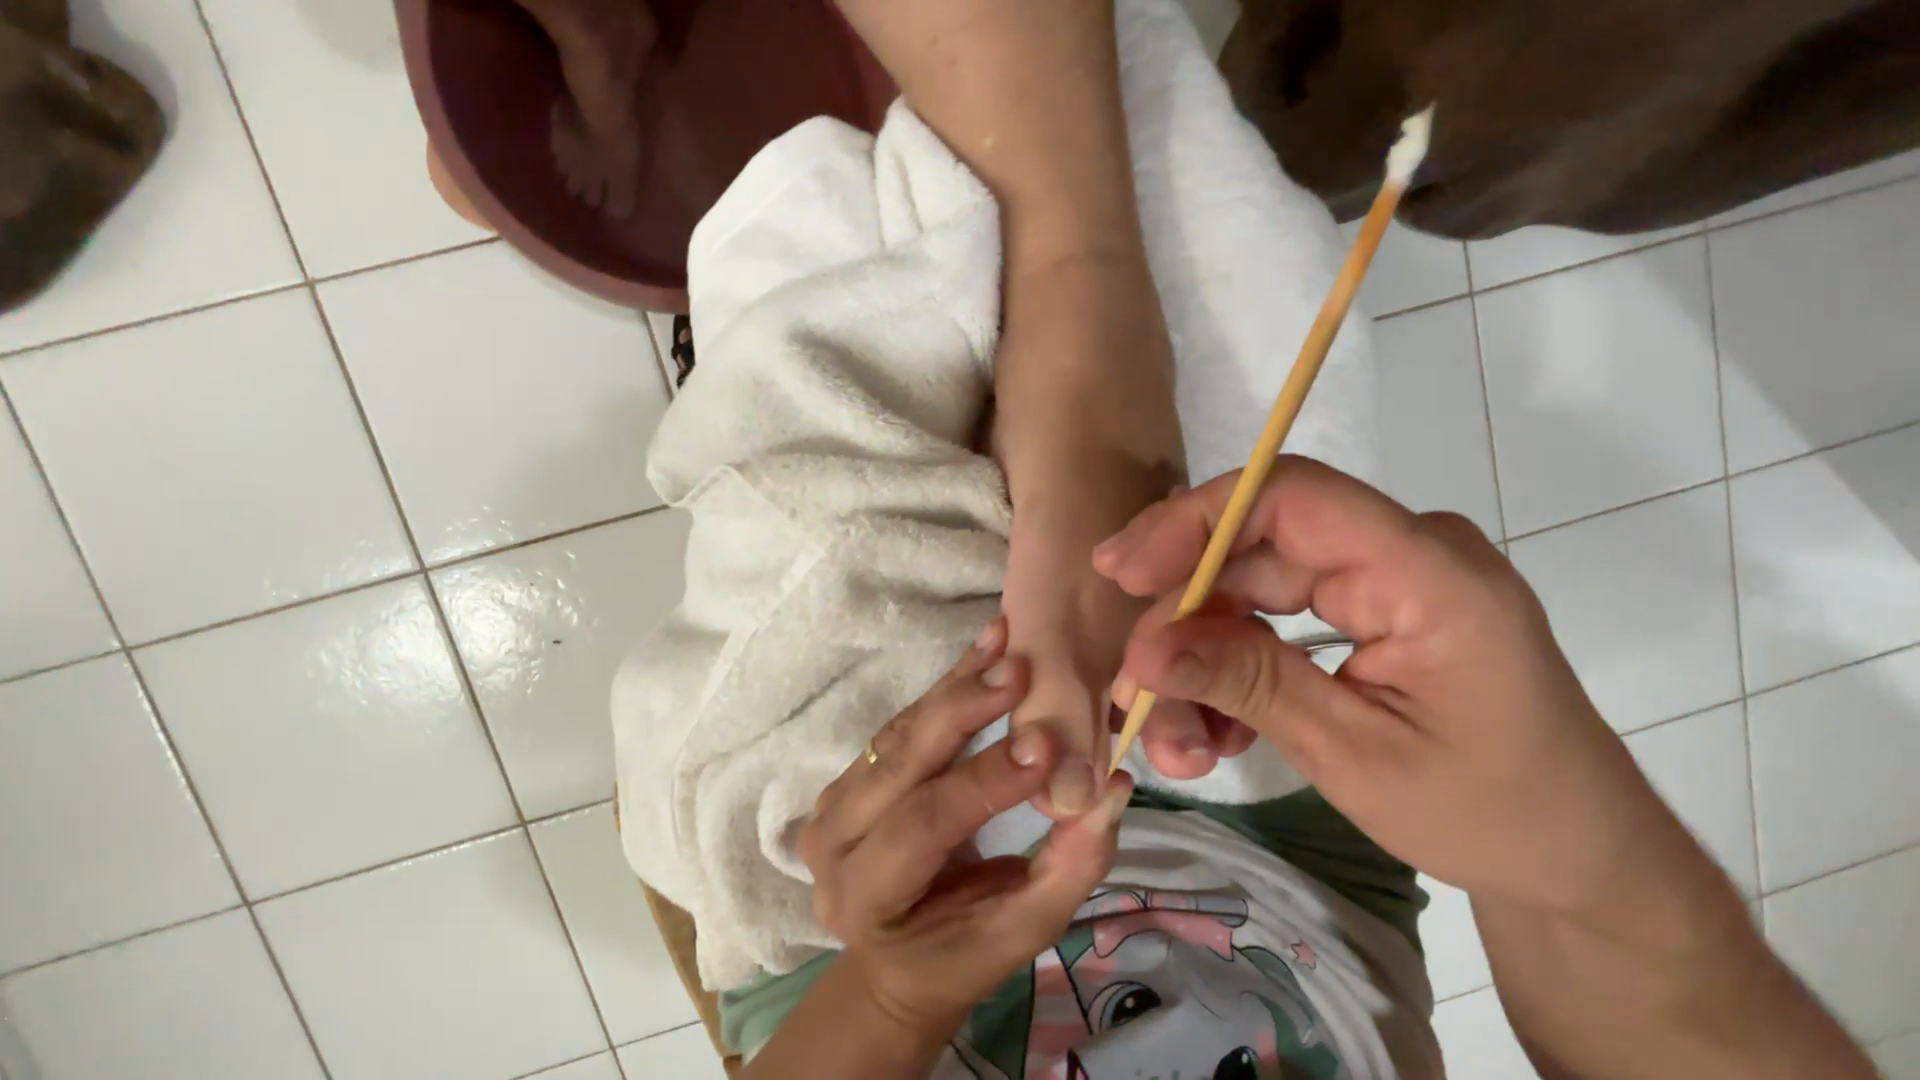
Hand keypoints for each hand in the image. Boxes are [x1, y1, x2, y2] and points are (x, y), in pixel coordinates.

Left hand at [797, 618, 1131, 1032]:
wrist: (899, 959)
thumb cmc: (965, 952)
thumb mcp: (1024, 929)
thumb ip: (1068, 866)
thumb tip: (1112, 788)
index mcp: (866, 897)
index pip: (922, 826)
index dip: (982, 782)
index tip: (1045, 743)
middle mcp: (832, 846)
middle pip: (896, 765)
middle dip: (961, 712)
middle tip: (1019, 669)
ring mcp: (833, 804)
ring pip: (899, 732)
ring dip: (956, 685)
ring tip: (1006, 642)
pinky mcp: (852, 775)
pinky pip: (902, 724)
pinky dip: (947, 687)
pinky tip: (986, 649)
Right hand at [1095, 458, 1694, 919]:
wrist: (1575, 858)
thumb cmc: (1486, 812)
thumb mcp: (1353, 752)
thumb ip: (1249, 682)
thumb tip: (1143, 648)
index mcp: (1427, 572)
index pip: (1292, 497)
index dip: (1194, 522)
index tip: (1122, 574)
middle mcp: (1405, 554)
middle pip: (1259, 550)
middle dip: (1185, 620)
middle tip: (1133, 690)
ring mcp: (1388, 581)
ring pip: (1257, 590)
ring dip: (1204, 657)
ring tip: (1176, 739)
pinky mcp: (1373, 611)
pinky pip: (1281, 618)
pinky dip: (1238, 667)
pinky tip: (1215, 728)